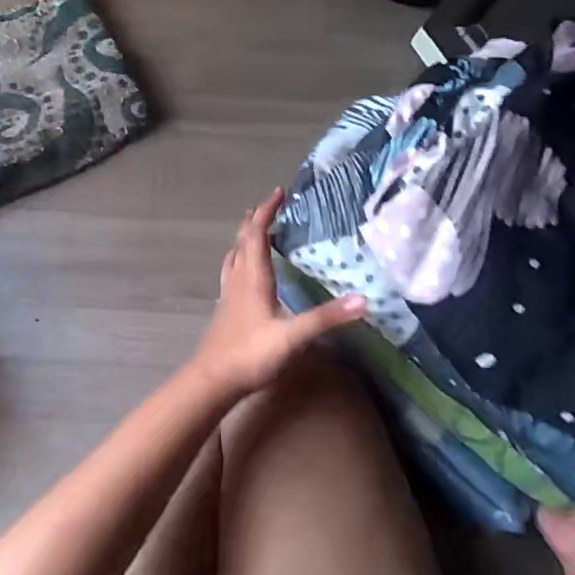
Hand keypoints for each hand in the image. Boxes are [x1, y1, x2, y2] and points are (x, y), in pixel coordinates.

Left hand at [192, 188, 366, 393]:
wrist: (212, 381)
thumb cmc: (250, 354)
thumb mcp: (292, 336)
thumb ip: (326, 318)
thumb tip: (363, 300)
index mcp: (253, 278)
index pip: (257, 234)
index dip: (266, 212)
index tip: (279, 192)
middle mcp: (238, 280)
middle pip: (242, 241)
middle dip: (254, 220)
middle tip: (268, 206)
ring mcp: (228, 295)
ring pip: (234, 256)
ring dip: (244, 239)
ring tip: (253, 230)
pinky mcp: (225, 310)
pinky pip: (231, 274)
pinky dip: (239, 261)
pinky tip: (243, 273)